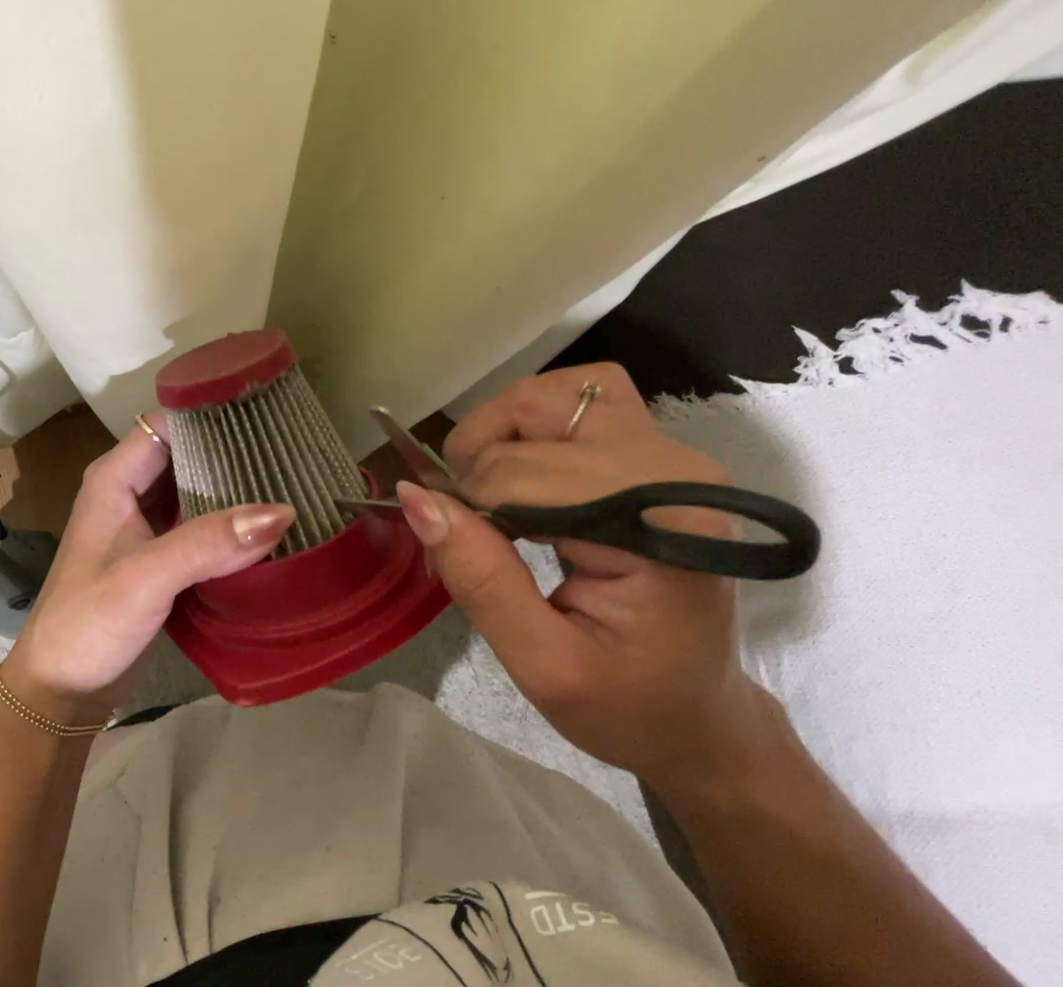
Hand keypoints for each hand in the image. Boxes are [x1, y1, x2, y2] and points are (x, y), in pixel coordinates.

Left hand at [4, 410, 295, 722]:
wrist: (62, 687)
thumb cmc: (88, 623)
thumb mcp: (146, 578)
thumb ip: (208, 543)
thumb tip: (282, 512)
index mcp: (114, 479)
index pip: (167, 423)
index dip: (211, 414)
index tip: (266, 415)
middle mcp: (129, 492)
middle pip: (188, 454)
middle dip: (234, 452)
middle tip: (294, 453)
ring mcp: (146, 526)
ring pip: (197, 491)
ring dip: (235, 490)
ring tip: (295, 482)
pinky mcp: (161, 559)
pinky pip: (202, 527)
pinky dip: (230, 525)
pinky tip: (270, 528)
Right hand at [398, 363, 781, 786]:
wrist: (699, 718)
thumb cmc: (626, 705)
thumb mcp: (541, 663)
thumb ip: (480, 577)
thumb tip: (414, 498)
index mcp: (659, 526)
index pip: (523, 473)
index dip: (467, 504)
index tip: (452, 553)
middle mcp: (676, 472)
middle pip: (542, 407)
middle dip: (480, 458)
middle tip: (467, 522)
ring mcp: (672, 459)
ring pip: (560, 394)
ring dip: (503, 433)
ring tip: (489, 495)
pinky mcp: (657, 460)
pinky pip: (576, 409)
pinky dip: (528, 434)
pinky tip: (520, 487)